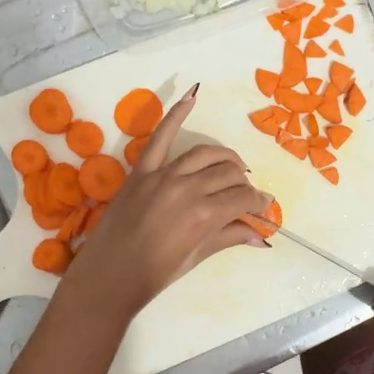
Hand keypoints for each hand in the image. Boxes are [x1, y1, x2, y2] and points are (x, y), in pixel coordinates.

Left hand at [60, 85, 268, 314]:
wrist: (109, 276)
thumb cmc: (154, 274)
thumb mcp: (196, 256)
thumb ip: (229, 237)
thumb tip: (262, 235)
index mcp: (204, 214)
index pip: (243, 197)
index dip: (259, 203)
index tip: (264, 208)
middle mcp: (187, 188)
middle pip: (229, 174)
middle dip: (244, 185)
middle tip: (245, 197)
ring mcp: (163, 175)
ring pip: (205, 154)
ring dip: (225, 158)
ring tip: (234, 168)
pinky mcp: (142, 171)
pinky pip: (160, 137)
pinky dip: (176, 115)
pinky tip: (192, 97)